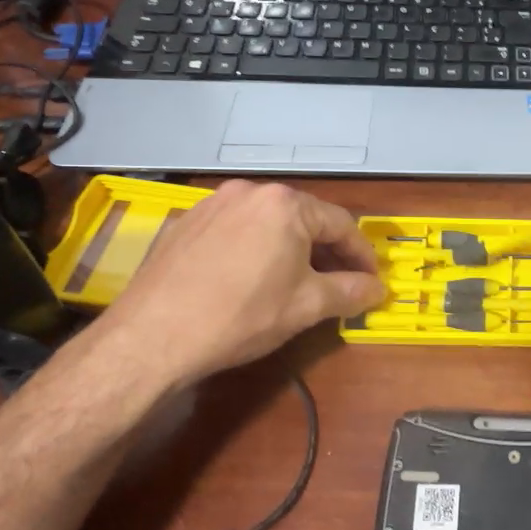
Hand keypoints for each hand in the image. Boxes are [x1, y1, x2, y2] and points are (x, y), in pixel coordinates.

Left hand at [91, 182, 385, 388]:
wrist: (152, 337)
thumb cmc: (242, 316)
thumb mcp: (307, 306)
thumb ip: (350, 291)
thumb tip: (378, 289)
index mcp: (286, 204)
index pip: (341, 224)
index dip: (361, 255)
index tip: (371, 282)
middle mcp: (249, 191)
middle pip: (303, 219)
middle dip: (326, 252)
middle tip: (339, 285)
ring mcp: (212, 204)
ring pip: (267, 223)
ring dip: (289, 249)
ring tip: (295, 283)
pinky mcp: (184, 224)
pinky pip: (233, 230)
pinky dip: (252, 249)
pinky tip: (248, 280)